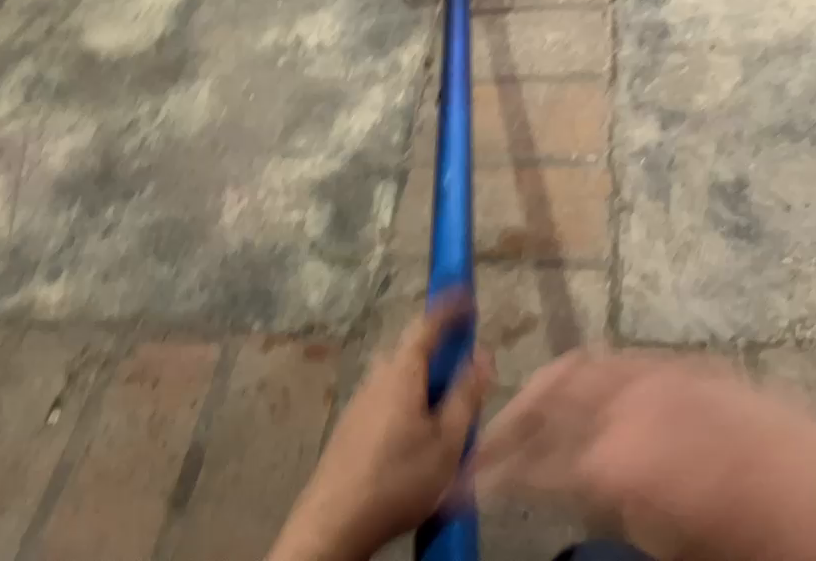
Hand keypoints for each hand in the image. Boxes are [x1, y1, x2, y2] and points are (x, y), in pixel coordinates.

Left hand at [268, 297, 492, 560]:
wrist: (333, 524)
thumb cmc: (398, 479)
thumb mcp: (447, 443)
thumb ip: (465, 395)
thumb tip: (482, 355)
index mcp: (401, 374)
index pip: (426, 325)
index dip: (448, 306)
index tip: (466, 291)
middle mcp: (376, 378)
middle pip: (409, 350)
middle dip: (437, 349)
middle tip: (463, 365)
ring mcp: (359, 402)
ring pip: (397, 376)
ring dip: (422, 380)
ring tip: (445, 411)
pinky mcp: (350, 427)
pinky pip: (386, 398)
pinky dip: (407, 401)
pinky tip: (417, 437)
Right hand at [476, 351, 815, 560]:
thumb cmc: (760, 547)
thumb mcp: (671, 548)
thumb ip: (607, 516)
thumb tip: (570, 504)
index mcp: (616, 461)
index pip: (526, 463)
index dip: (487, 475)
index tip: (462, 488)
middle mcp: (632, 403)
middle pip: (548, 395)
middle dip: (508, 420)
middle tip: (484, 448)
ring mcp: (667, 376)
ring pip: (583, 368)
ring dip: (547, 390)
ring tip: (528, 416)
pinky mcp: (697, 368)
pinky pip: (624, 364)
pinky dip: (593, 379)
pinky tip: (594, 404)